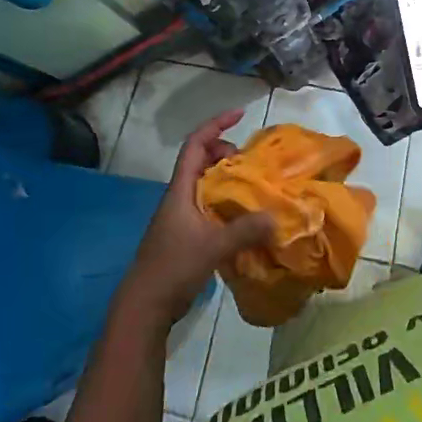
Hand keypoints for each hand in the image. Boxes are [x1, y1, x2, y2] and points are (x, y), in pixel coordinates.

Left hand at [116, 109, 273, 328]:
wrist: (145, 305)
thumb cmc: (173, 267)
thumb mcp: (213, 247)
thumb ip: (245, 230)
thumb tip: (275, 216)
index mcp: (181, 189)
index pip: (196, 144)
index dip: (215, 125)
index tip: (240, 115)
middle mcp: (180, 196)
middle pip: (203, 161)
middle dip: (228, 155)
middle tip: (253, 164)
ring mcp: (182, 216)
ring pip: (208, 186)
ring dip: (229, 181)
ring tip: (255, 187)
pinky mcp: (187, 235)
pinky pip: (211, 207)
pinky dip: (228, 204)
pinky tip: (247, 219)